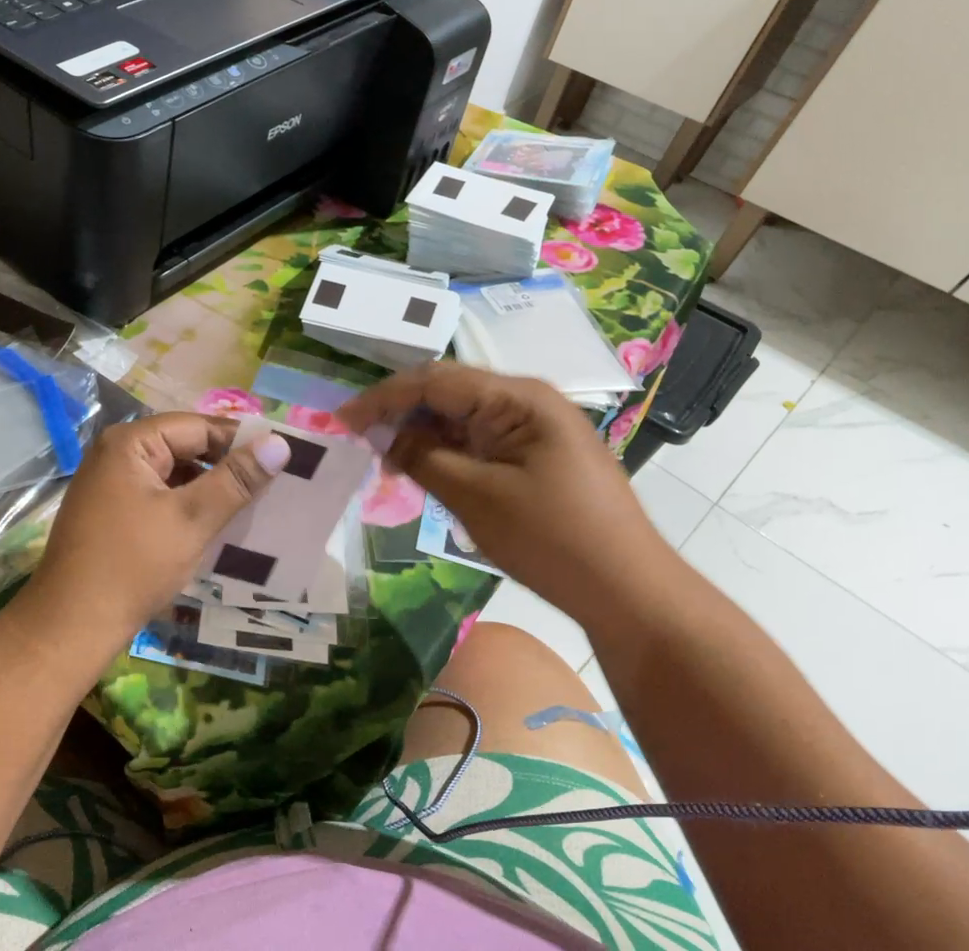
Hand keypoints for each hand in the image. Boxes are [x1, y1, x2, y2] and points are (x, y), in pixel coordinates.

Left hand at [18, 412, 290, 639]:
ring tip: (252, 509)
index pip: (198, 427)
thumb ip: (235, 480)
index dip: (240, 442)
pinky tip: (215, 529)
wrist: (71, 625)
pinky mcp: (111, 513)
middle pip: (184, 448)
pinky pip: (158, 498)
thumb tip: (280, 443)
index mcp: (129, 443)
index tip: (283, 461)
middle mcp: (115, 454)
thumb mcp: (192, 520)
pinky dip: (186, 509)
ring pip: (173, 476)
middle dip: (226, 468)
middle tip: (274, 488)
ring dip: (208, 491)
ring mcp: (109, 485)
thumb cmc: (133, 566)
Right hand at [336, 363, 669, 610]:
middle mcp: (529, 401)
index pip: (434, 380)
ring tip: (384, 459)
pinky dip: (447, 452)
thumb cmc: (551, 539)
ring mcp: (537, 428)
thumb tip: (383, 434)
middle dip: (400, 413)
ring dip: (422, 434)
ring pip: (462, 418)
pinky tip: (423, 470)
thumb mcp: (475, 496)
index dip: (382, 397)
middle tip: (358, 441)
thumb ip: (422, 457)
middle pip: (448, 393)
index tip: (341, 420)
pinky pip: (481, 441)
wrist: (627, 589)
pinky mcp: (538, 455)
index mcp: (519, 398)